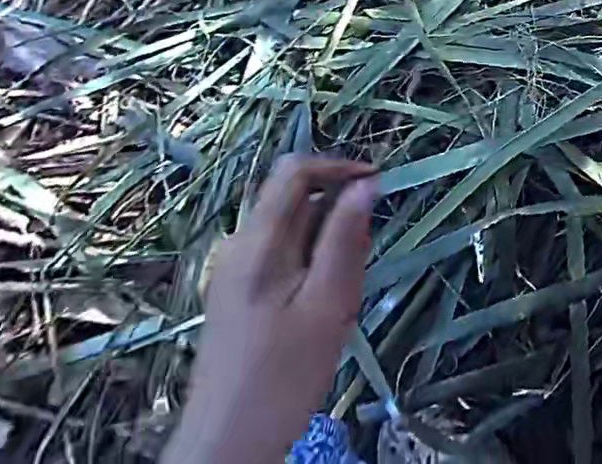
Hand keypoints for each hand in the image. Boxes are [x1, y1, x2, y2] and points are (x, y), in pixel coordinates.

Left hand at [164, 155, 378, 463]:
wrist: (225, 451)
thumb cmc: (283, 377)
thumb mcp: (328, 303)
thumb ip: (345, 237)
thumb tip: (366, 183)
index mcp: (258, 242)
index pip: (295, 170)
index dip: (339, 166)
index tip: (376, 185)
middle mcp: (240, 245)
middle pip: (297, 200)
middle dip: (338, 216)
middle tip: (360, 262)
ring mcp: (235, 270)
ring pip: (295, 230)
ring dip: (329, 245)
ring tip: (342, 297)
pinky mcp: (238, 293)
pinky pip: (284, 256)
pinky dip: (313, 265)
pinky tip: (323, 308)